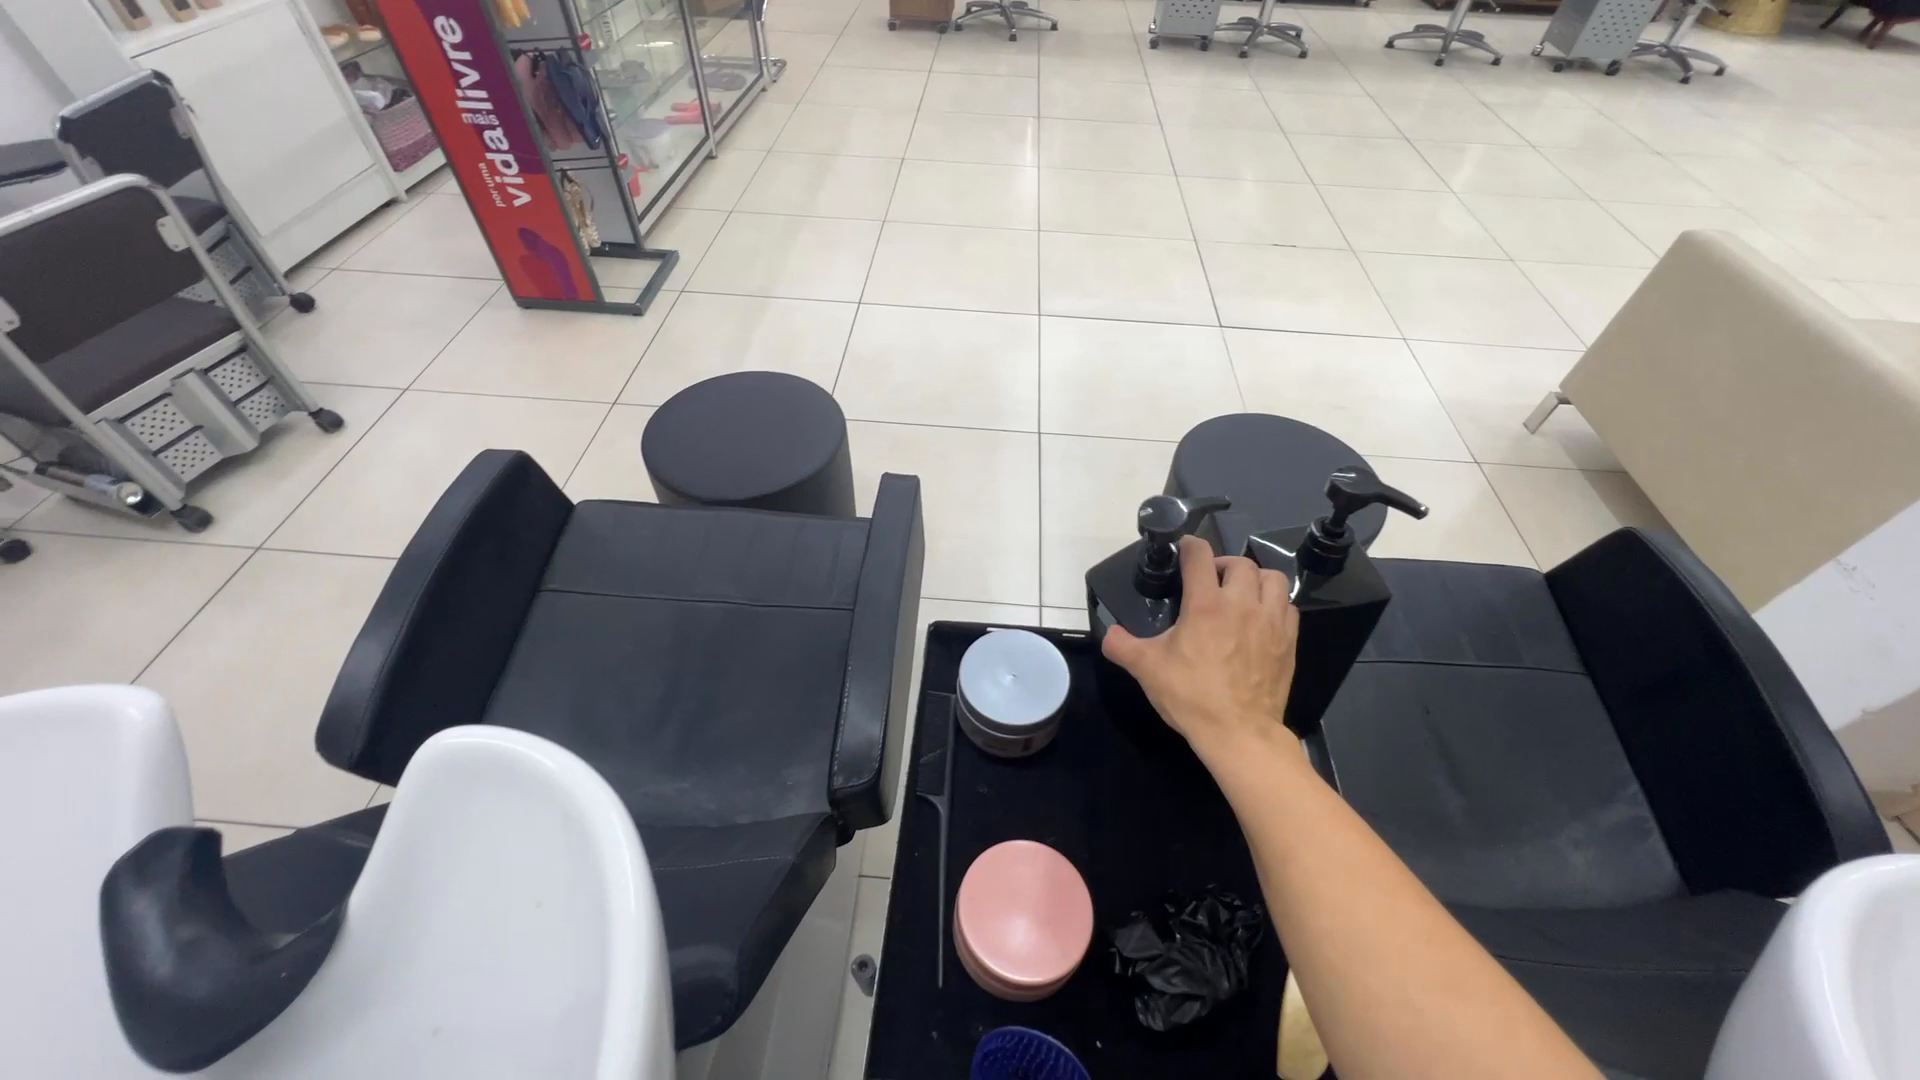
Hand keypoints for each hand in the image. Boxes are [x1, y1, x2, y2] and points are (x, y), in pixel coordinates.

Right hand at [1101, 536, 1301, 760]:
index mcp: (1205, 605)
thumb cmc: (1190, 696)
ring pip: (1273, 579)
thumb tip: (1109, 634)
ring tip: (1241, 593)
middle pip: (1240, 563)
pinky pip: (1288, 607)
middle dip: (1223, 564)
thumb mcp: (1146, 669)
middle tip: (1210, 579)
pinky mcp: (1289, 641)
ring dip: (1255, 579)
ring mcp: (1270, 621)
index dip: (1190, 545)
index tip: (1185, 548)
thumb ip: (1121, 645)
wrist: (1239, 732)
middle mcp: (1242, 604)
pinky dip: (1274, 604)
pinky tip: (1261, 618)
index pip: (1200, 556)